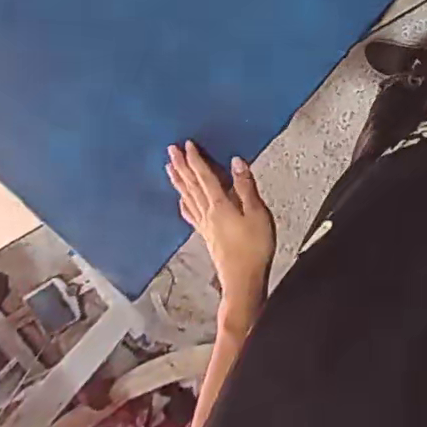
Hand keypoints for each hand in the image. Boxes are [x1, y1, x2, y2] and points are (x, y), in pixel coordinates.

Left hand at [167, 141, 274, 332]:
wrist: (243, 282)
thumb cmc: (254, 247)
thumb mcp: (257, 214)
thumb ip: (246, 187)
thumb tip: (236, 161)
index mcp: (220, 205)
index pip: (204, 176)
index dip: (195, 159)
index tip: (186, 144)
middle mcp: (207, 213)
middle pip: (191, 185)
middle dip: (181, 166)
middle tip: (170, 150)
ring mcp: (205, 225)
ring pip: (188, 197)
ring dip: (179, 181)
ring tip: (169, 168)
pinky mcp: (206, 236)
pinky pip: (190, 214)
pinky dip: (183, 203)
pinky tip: (181, 201)